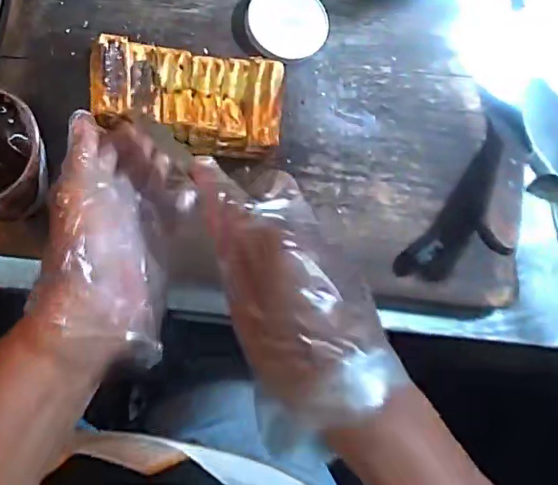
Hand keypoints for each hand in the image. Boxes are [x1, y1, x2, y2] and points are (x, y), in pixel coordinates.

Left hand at [25, 111, 170, 368]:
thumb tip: (81, 115)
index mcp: (92, 182)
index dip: (123, 133)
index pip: (109, 148)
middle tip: (163, 141)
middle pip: (135, 164)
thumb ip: (83, 153)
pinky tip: (192, 193)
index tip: (141, 120)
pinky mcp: (160, 241)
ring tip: (178, 161)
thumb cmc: (84, 241)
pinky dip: (183, 202)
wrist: (98, 307)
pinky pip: (174, 214)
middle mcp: (115, 197)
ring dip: (166, 172)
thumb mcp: (78, 188)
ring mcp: (138, 219)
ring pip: (156, 185)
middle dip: (149, 150)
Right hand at [192, 161, 408, 430]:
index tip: (199, 167)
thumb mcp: (245, 310)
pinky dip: (289, 233)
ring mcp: (325, 238)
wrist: (359, 390)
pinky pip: (306, 227)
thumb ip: (232, 257)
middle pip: (272, 186)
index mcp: (270, 237)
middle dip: (251, 192)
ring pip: (292, 205)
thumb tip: (218, 219)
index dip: (212, 180)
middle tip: (233, 217)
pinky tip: (285, 267)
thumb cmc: (289, 356)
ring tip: (258, 246)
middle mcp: (300, 225)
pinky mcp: (341, 255)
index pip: (233, 195)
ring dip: (271, 213)